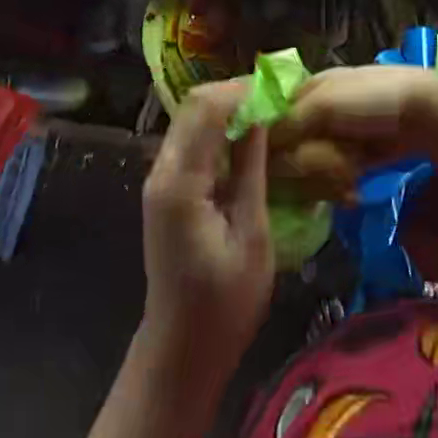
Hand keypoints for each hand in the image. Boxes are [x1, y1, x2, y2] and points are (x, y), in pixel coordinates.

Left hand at [141, 80, 272, 370]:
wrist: (182, 347)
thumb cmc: (225, 303)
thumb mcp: (252, 236)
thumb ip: (252, 170)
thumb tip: (261, 117)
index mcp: (180, 182)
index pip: (204, 109)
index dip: (240, 90)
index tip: (279, 90)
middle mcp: (161, 171)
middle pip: (191, 107)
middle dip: (233, 94)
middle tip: (276, 100)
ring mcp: (158, 179)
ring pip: (189, 121)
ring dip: (225, 110)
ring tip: (267, 116)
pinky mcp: (165, 190)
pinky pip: (189, 143)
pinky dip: (217, 132)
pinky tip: (246, 141)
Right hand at [267, 66, 437, 199]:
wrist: (422, 112)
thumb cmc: (368, 99)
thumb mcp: (321, 104)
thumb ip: (286, 124)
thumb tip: (258, 148)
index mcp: (306, 89)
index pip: (272, 117)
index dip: (268, 140)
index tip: (264, 163)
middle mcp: (318, 112)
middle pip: (291, 146)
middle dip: (302, 162)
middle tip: (317, 172)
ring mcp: (338, 136)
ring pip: (311, 164)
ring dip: (324, 175)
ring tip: (343, 178)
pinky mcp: (355, 157)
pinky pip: (333, 175)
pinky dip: (339, 183)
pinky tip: (350, 190)